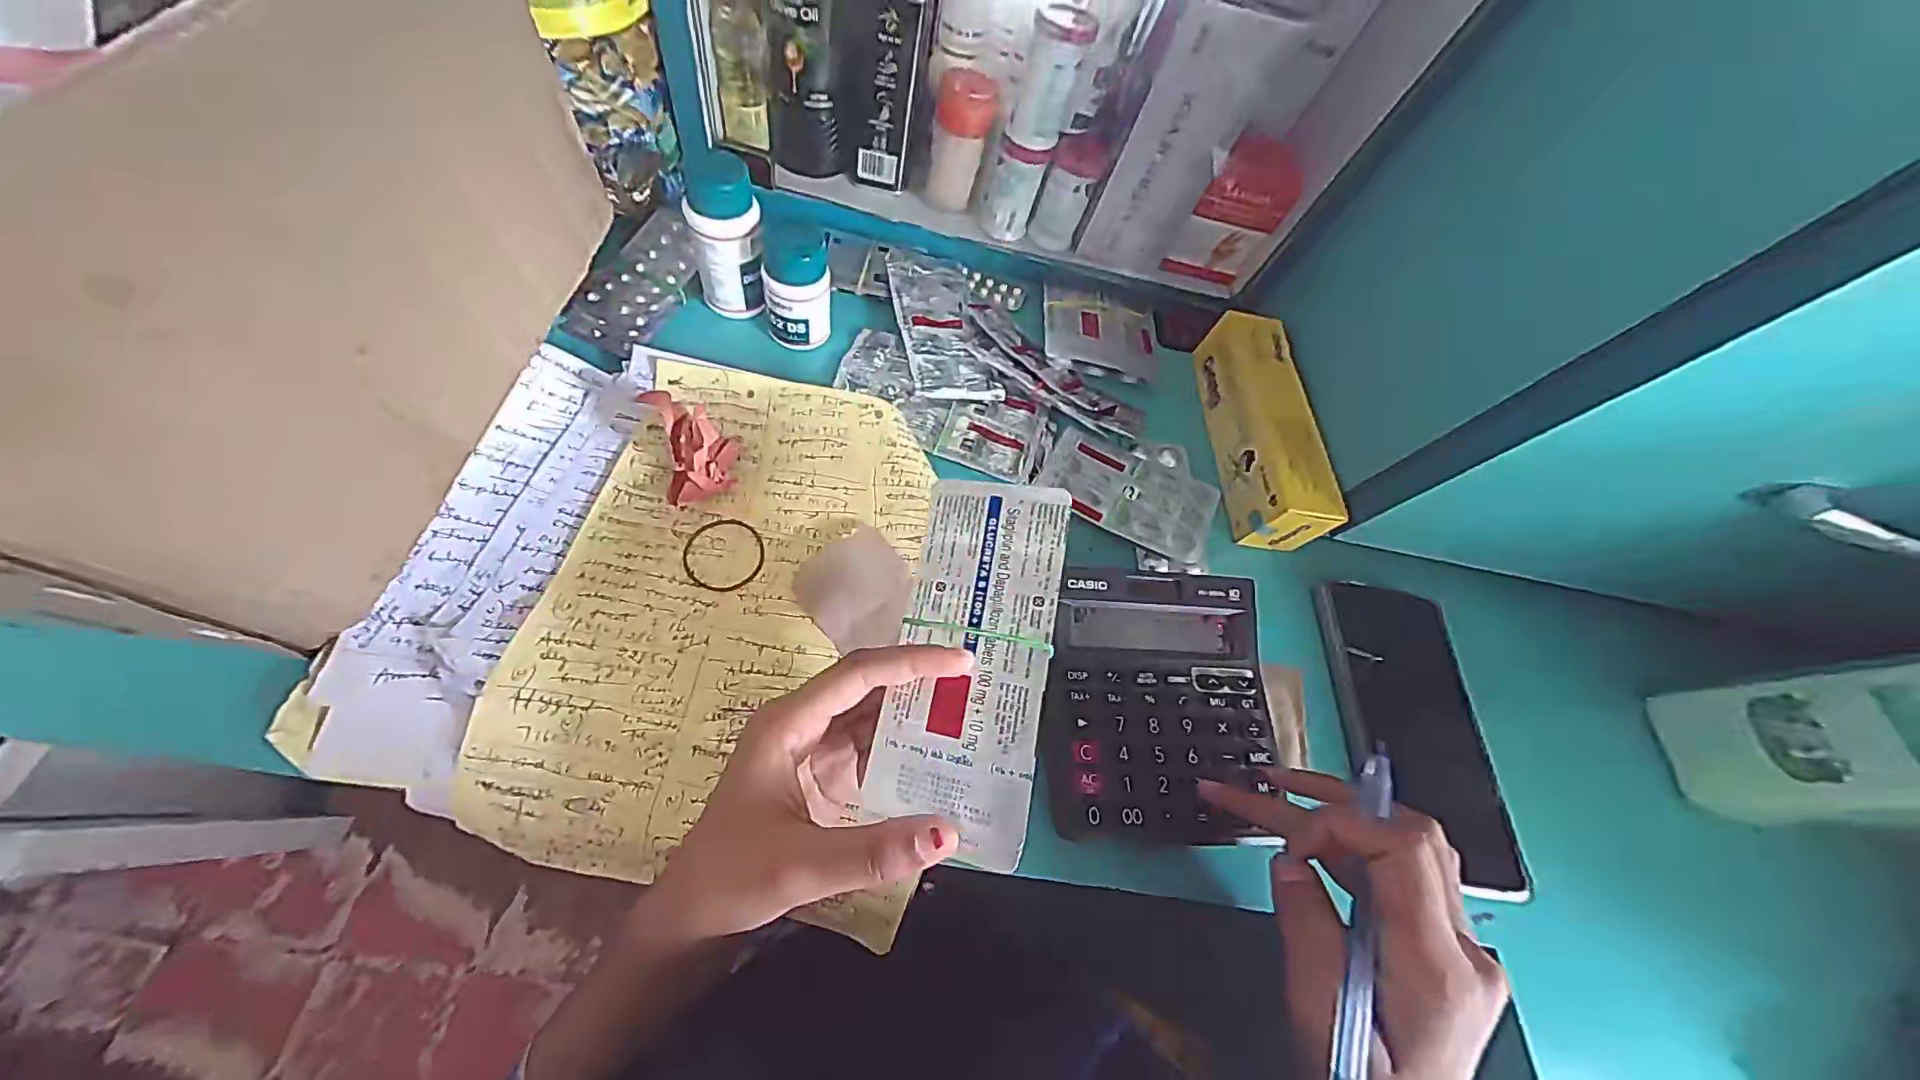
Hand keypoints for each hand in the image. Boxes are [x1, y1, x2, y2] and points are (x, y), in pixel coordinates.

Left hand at [645, 645, 969, 940]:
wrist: (691, 913)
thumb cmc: (730, 877)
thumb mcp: (801, 865)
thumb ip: (873, 852)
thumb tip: (948, 833)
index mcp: (788, 724)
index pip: (858, 675)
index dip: (912, 662)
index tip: (962, 662)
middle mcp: (803, 724)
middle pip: (869, 685)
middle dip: (920, 679)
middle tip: (976, 681)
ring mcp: (813, 748)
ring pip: (873, 714)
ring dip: (916, 711)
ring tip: (968, 710)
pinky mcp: (824, 774)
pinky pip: (872, 748)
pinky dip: (905, 747)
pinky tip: (938, 755)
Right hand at [1199, 769, 1508, 1079]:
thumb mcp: (1319, 1014)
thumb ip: (1305, 931)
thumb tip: (1289, 862)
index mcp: (1439, 968)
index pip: (1405, 846)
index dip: (1341, 823)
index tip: (1292, 840)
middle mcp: (1461, 949)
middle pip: (1407, 834)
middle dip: (1330, 799)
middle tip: (1266, 782)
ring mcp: (1455, 947)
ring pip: (1399, 845)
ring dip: (1333, 814)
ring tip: (1270, 793)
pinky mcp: (1436, 947)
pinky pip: (1393, 873)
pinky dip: (1344, 847)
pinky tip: (1302, 840)